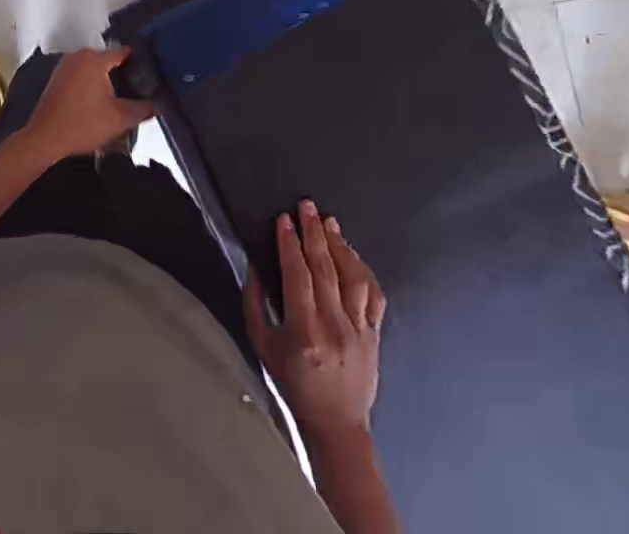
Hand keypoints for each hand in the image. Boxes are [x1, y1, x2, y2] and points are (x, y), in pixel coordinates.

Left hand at [17, 47, 154, 163]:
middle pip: (109, 61)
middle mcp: (78, 56)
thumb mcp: (119, 118)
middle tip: (137, 91)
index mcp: (94, 59)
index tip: (149, 75)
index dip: (139, 64)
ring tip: (120, 98)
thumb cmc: (82, 125)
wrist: (44, 140)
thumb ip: (143, 108)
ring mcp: (64, 67)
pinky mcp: (56, 80)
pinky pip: (81, 77)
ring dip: (106, 82)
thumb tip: (159, 104)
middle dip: (122, 74)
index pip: (124, 53)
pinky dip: (91, 86)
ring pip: (94, 70)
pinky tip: (99, 103)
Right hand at [244, 200, 386, 443]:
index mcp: (303, 331)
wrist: (335, 423)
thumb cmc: (292, 384)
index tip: (284, 219)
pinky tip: (352, 251)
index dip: (289, 244)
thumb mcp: (263, 348)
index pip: (297, 275)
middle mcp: (333, 325)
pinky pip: (373, 293)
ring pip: (352, 275)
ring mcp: (358, 328)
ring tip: (328, 221)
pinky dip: (363, 268)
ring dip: (339, 244)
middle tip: (307, 205)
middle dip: (314, 232)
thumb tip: (254, 266)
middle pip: (325, 268)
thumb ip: (254, 306)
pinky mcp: (374, 331)